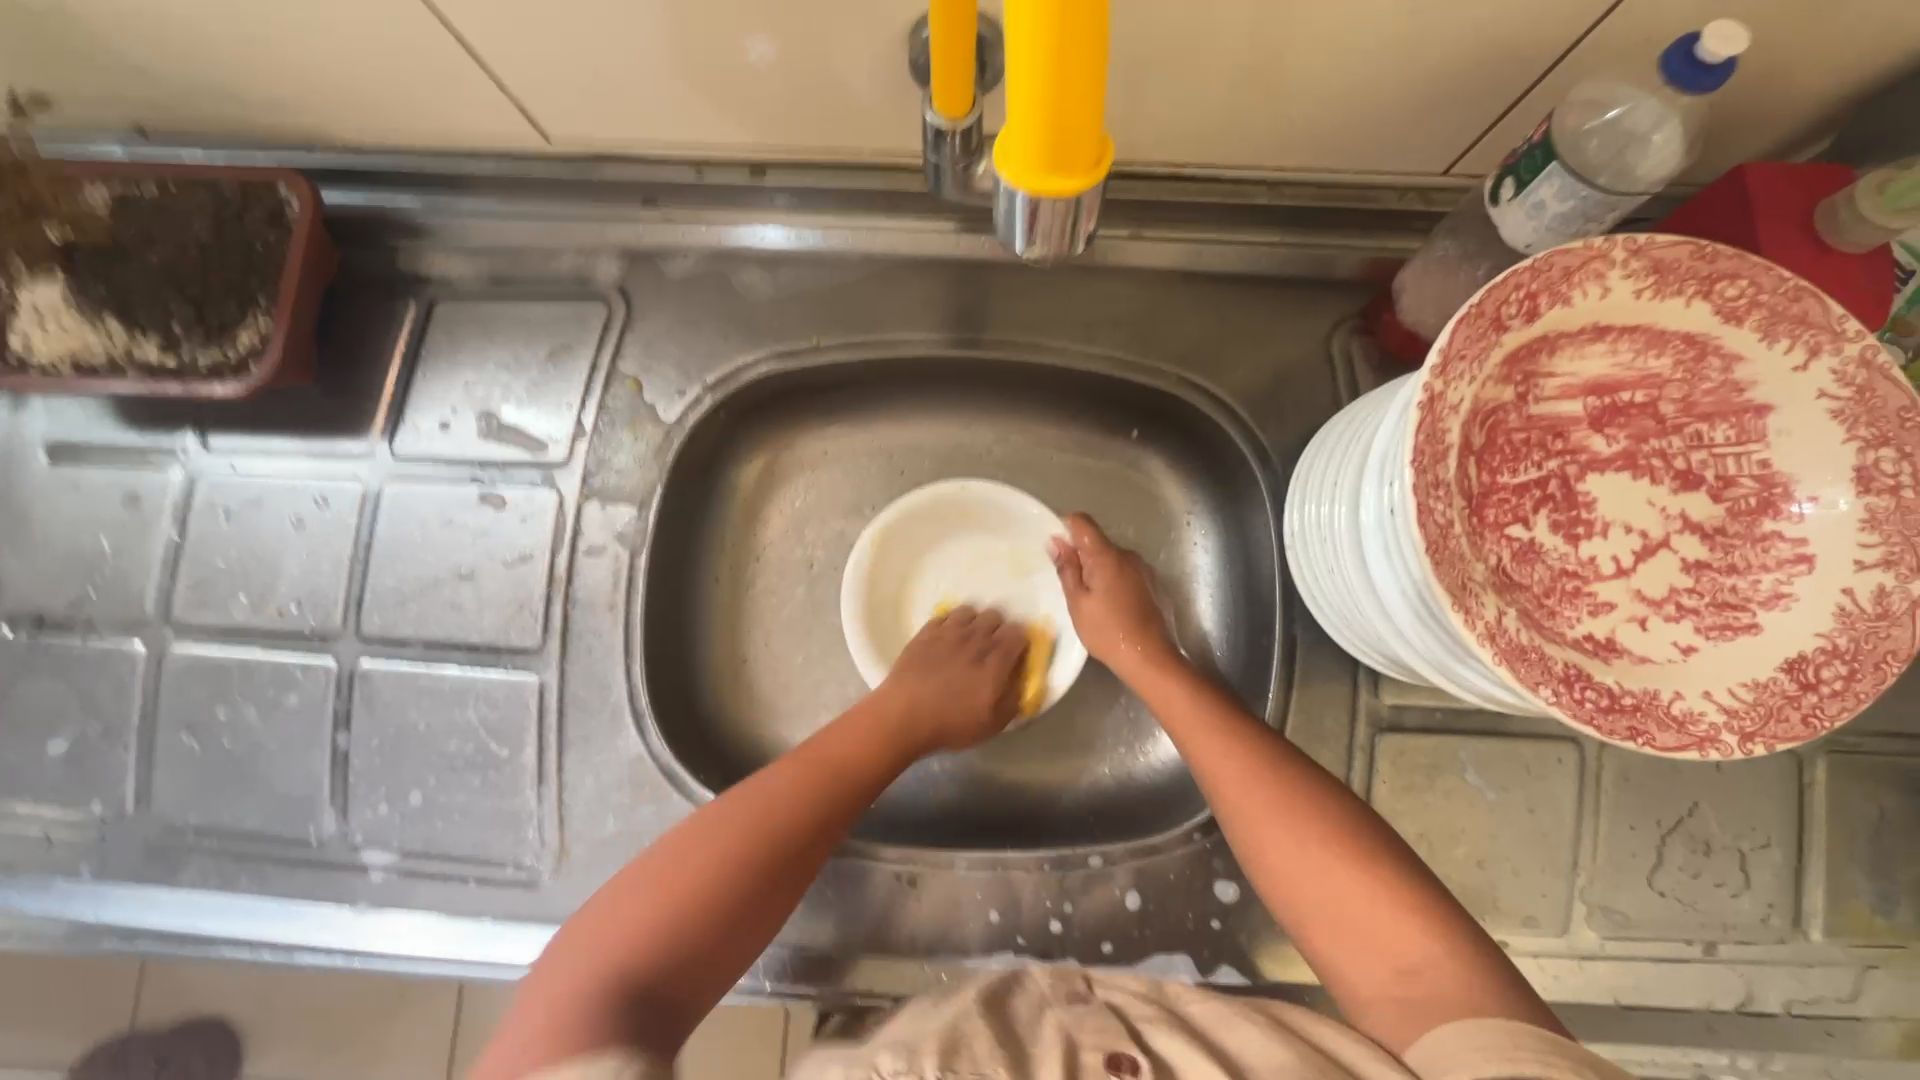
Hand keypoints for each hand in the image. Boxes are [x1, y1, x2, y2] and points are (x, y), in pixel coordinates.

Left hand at [870, 606, 1028, 755]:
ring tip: (968, 639)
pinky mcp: (925, 632)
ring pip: (970, 610)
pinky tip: (946, 638)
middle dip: (998, 628)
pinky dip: (949, 623)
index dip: (1019, 640)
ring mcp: (948, 632)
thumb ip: (1014, 698)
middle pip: (995, 615)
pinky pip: (944, 615)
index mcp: (996, 660)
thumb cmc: (952, 724)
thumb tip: (1021, 680)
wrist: (904, 716)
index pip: (1018, 632)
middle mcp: (975, 639)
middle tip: (991, 647)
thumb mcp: (994, 723)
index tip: (1015, 653)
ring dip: (974, 622)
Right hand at [1049, 513, 1177, 675]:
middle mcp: (1128, 554)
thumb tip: (1057, 541)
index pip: (1082, 521)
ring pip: (1112, 558)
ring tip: (1092, 600)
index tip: (1057, 548)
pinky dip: (1115, 580)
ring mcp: (1144, 568)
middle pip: (1098, 541)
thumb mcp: (1077, 602)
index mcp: (1106, 555)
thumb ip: (1067, 568)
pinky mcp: (1153, 583)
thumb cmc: (1106, 631)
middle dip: (1081, 555)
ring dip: (1099, 569)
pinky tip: (1112, 606)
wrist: (1149, 656)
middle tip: (1071, 585)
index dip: (1065, 527)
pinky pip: (1126, 571)